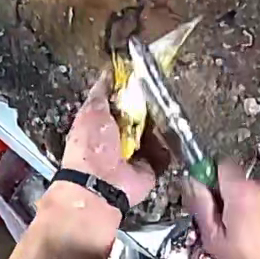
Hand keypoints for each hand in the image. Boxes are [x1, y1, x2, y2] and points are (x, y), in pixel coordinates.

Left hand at [38, 75, 156, 248]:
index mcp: (100, 124)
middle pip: (140, 116)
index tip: (142, 79)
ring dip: (160, 125)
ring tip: (166, 114)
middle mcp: (118, 138)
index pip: (119, 102)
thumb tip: (107, 74)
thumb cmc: (89, 149)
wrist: (101, 184)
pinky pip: (163, 152)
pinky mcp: (148, 167)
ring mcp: (134, 153)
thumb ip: (101, 92)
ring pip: (154, 132)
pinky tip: (171, 134)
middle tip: (157, 97)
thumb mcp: (92, 111)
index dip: (130, 91)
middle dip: (149, 107)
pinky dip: (168, 145)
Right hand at [186, 162, 259, 258]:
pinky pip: (257, 205)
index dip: (205, 178)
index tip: (200, 194)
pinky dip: (250, 217)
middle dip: (219, 199)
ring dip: (235, 210)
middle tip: (213, 224)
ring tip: (231, 236)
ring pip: (244, 195)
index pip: (218, 164)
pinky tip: (248, 239)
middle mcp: (259, 188)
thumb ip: (201, 208)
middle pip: (230, 181)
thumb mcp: (216, 240)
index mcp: (241, 191)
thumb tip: (191, 188)